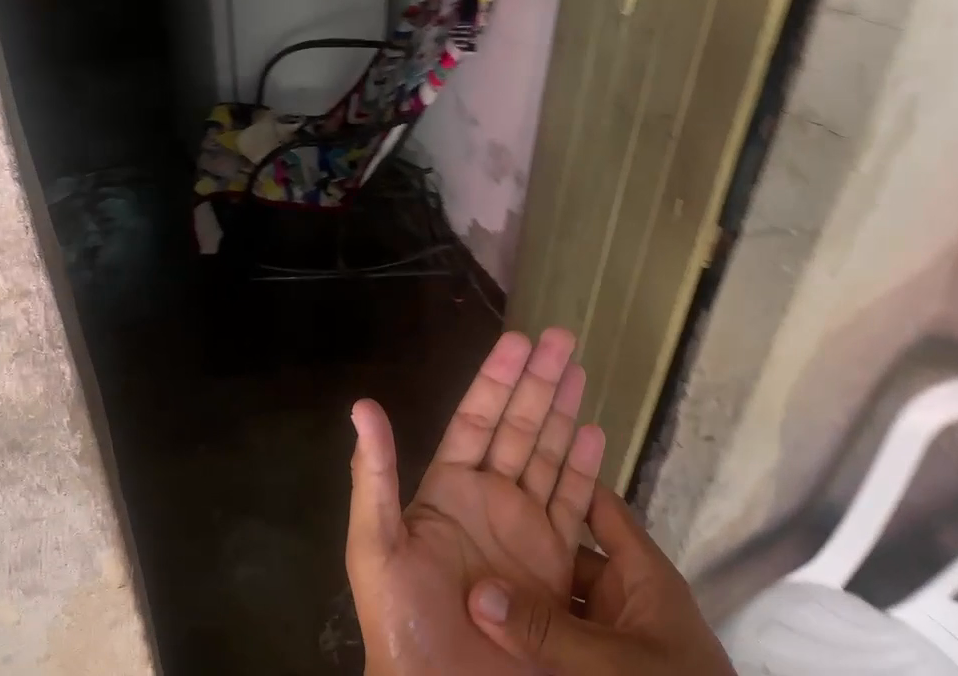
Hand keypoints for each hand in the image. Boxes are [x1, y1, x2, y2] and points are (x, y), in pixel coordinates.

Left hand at [347, 329, 605, 674]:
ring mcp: (525, 530)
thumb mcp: (377, 548)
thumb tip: (362, 405)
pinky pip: (573, 507)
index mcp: (447, 489)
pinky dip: (586, 470)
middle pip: (520, 427)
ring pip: (550, 456)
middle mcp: (489, 499)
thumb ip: (374, 477)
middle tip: (561, 336)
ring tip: (578, 370)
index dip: (498, 378)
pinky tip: (595, 434)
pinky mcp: (555, 566)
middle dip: (540, 381)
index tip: (519, 340)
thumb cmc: (402, 621)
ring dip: (564, 412)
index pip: (477, 418)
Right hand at [467, 486, 736, 675]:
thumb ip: (547, 630)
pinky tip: (486, 625)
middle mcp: (624, 596)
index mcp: (642, 573)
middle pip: (567, 554)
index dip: (563, 479)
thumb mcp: (611, 660)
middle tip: (468, 522)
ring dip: (521, 592)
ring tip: (468, 568)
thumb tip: (478, 590)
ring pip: (558, 600)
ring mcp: (611, 635)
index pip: (600, 508)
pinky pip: (556, 641)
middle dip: (523, 541)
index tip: (510, 460)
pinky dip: (527, 633)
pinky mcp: (597, 667)